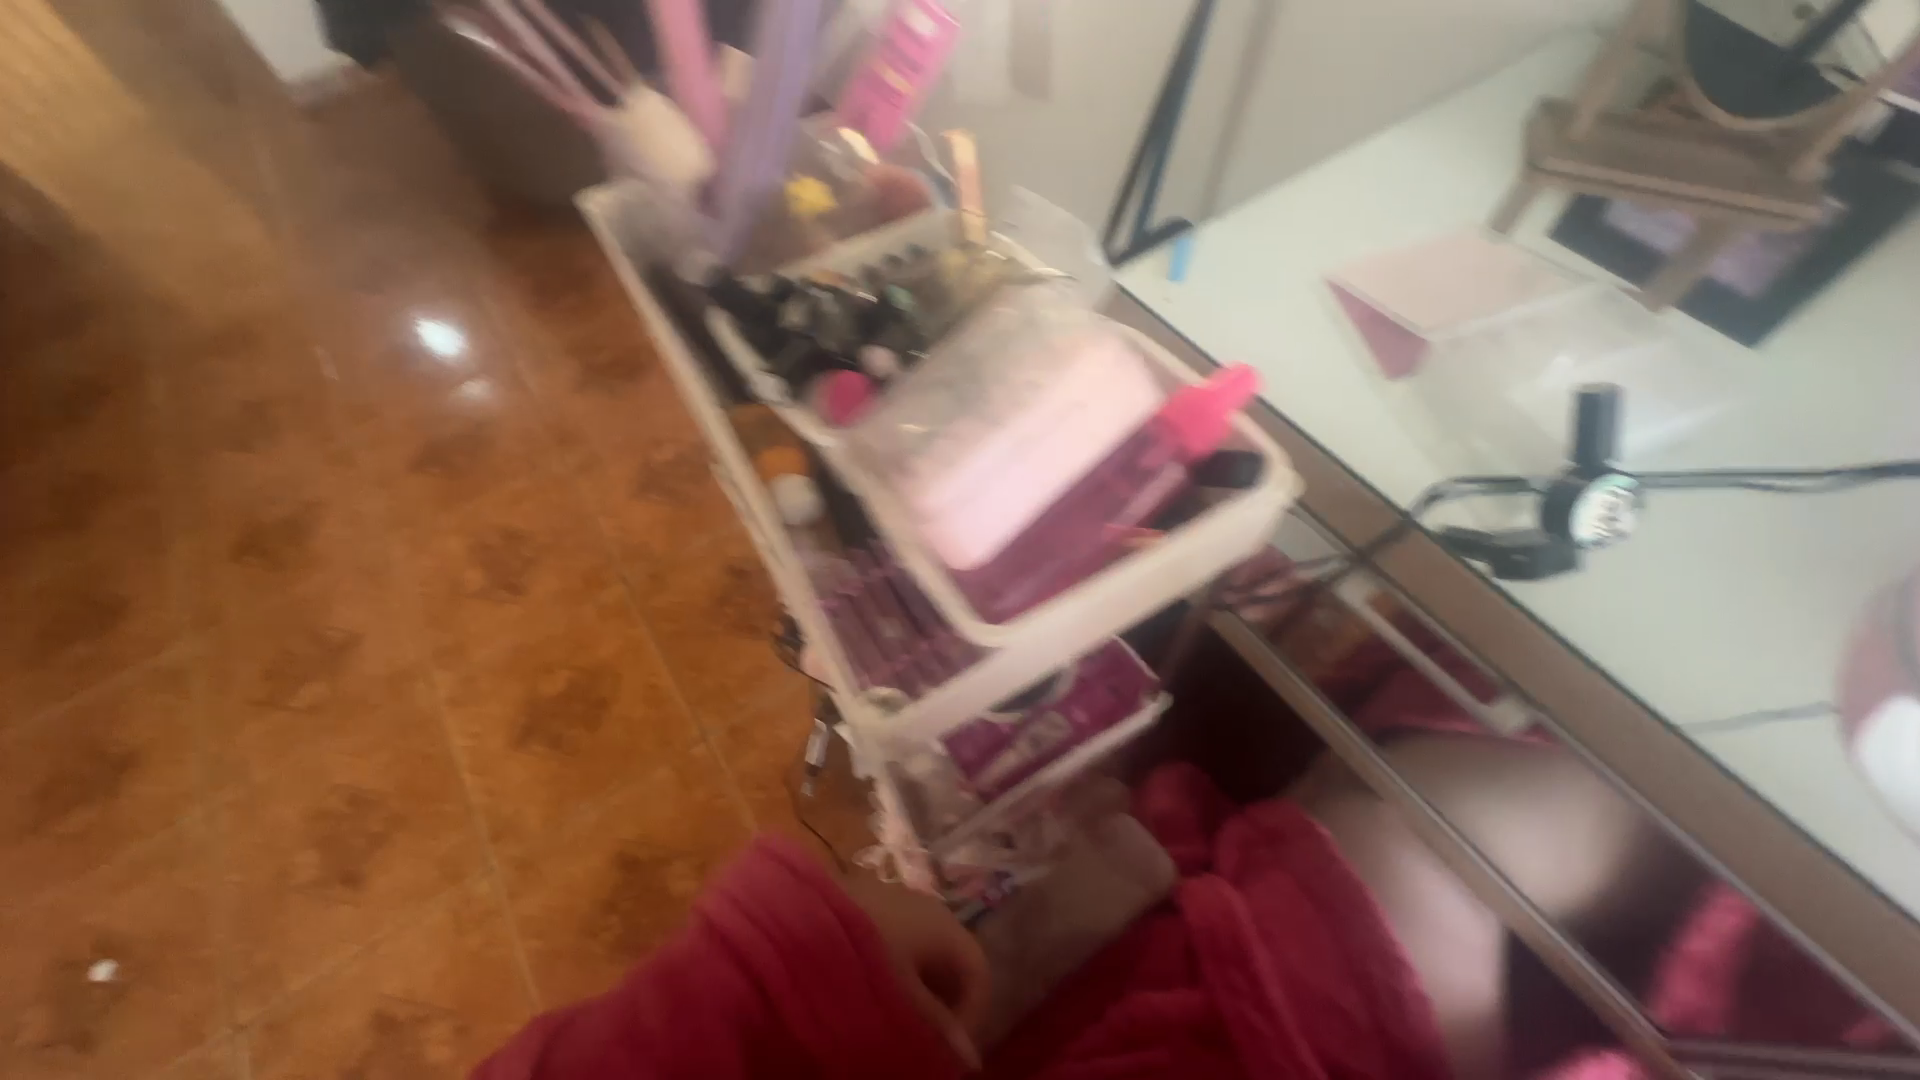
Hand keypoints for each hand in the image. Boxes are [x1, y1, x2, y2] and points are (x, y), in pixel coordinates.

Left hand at [841, 874, 989, 1070]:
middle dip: (948, 1004)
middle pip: (955, 961)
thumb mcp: (903, 998)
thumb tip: (971, 1059)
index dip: (972, 1016)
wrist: (801, 914)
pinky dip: (903, 970)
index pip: (979, 972)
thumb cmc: (864, 957)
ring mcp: (902, 900)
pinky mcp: (874, 902)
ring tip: (901, 1021)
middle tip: (927, 1041)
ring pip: (928, 951)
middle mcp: (931, 907)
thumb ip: (937, 1027)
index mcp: (946, 926)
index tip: (949, 1051)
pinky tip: (878, 990)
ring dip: (924, 989)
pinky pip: (904, 940)